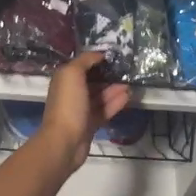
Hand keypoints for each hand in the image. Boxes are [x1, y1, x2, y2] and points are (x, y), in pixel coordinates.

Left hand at [35, 53, 131, 171]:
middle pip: (92, 81)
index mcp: (65, 80)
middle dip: (108, 76)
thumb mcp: (72, 74)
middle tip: (126, 71)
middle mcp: (72, 93)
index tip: (114, 55)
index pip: (82, 66)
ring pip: (100, 96)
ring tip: (130, 84)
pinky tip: (127, 97)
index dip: (96, 60)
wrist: (65, 141)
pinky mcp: (90, 124)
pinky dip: (115, 103)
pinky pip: (104, 110)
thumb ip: (85, 61)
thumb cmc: (68, 104)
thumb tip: (99, 53)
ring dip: (114, 90)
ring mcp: (81, 110)